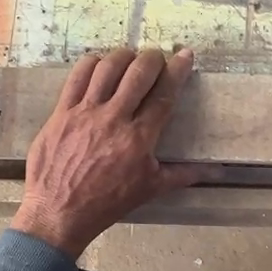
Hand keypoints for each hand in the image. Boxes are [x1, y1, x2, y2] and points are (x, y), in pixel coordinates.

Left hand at [12, 46, 207, 257]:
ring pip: (107, 68)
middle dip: (153, 58)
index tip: (186, 55)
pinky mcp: (61, 113)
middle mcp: (113, 119)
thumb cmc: (107, 203)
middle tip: (157, 58)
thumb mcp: (150, 189)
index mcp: (139, 138)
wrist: (57, 215)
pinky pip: (77, 77)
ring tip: (130, 59)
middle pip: (138, 72)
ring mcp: (84, 113)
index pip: (164, 94)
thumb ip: (182, 174)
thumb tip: (214, 172)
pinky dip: (91, 64)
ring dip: (123, 57)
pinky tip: (99, 66)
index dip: (178, 70)